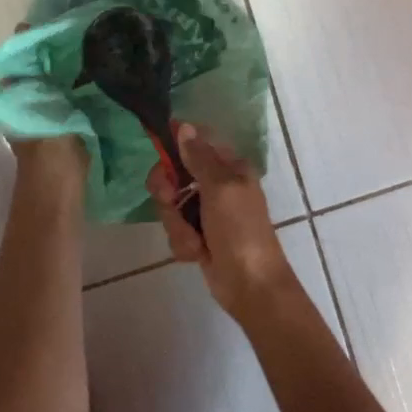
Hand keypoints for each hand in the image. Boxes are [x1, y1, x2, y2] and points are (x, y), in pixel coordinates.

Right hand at [148, 125, 298, 320]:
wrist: (251, 285)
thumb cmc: (240, 230)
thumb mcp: (220, 188)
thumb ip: (199, 157)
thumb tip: (184, 126)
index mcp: (229, 167)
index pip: (196, 143)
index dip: (175, 147)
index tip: (160, 156)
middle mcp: (216, 186)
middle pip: (174, 175)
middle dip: (169, 193)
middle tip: (170, 201)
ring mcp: (206, 213)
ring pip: (171, 206)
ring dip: (178, 226)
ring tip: (195, 241)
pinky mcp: (197, 237)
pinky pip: (176, 231)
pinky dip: (183, 243)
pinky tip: (197, 254)